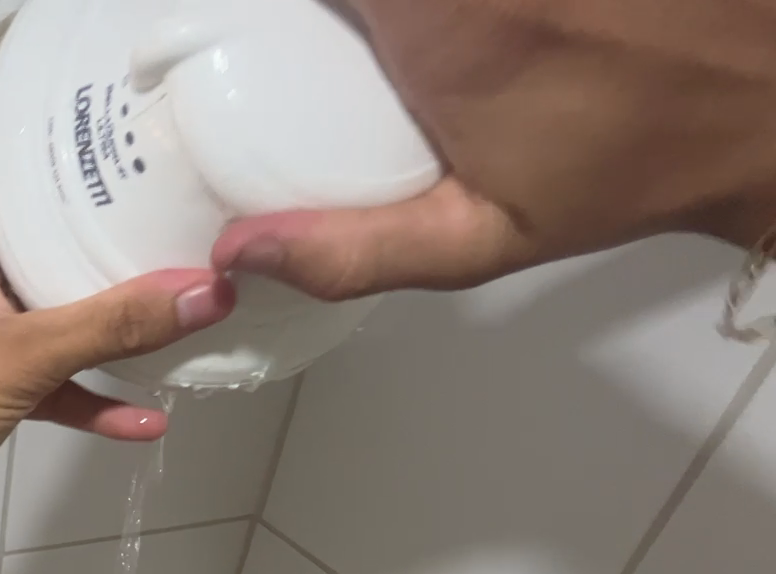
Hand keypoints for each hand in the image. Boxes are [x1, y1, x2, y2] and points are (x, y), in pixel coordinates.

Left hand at [0, 191, 233, 528]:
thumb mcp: (21, 357)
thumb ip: (110, 325)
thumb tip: (209, 290)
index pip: (26, 183)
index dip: (87, 164)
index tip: (157, 151)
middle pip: (55, 251)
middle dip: (119, 246)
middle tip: (195, 227)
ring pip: (60, 321)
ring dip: (113, 330)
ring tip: (187, 316)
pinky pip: (53, 382)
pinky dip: (92, 399)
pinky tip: (146, 420)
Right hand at [215, 0, 775, 299]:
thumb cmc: (629, 169)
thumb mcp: (475, 244)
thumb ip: (350, 255)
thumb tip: (237, 249)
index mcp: (459, 29)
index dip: (273, 14)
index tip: (249, 37)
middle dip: (317, 17)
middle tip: (298, 40)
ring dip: (356, 12)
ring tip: (350, 37)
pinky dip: (406, 6)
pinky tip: (414, 30)